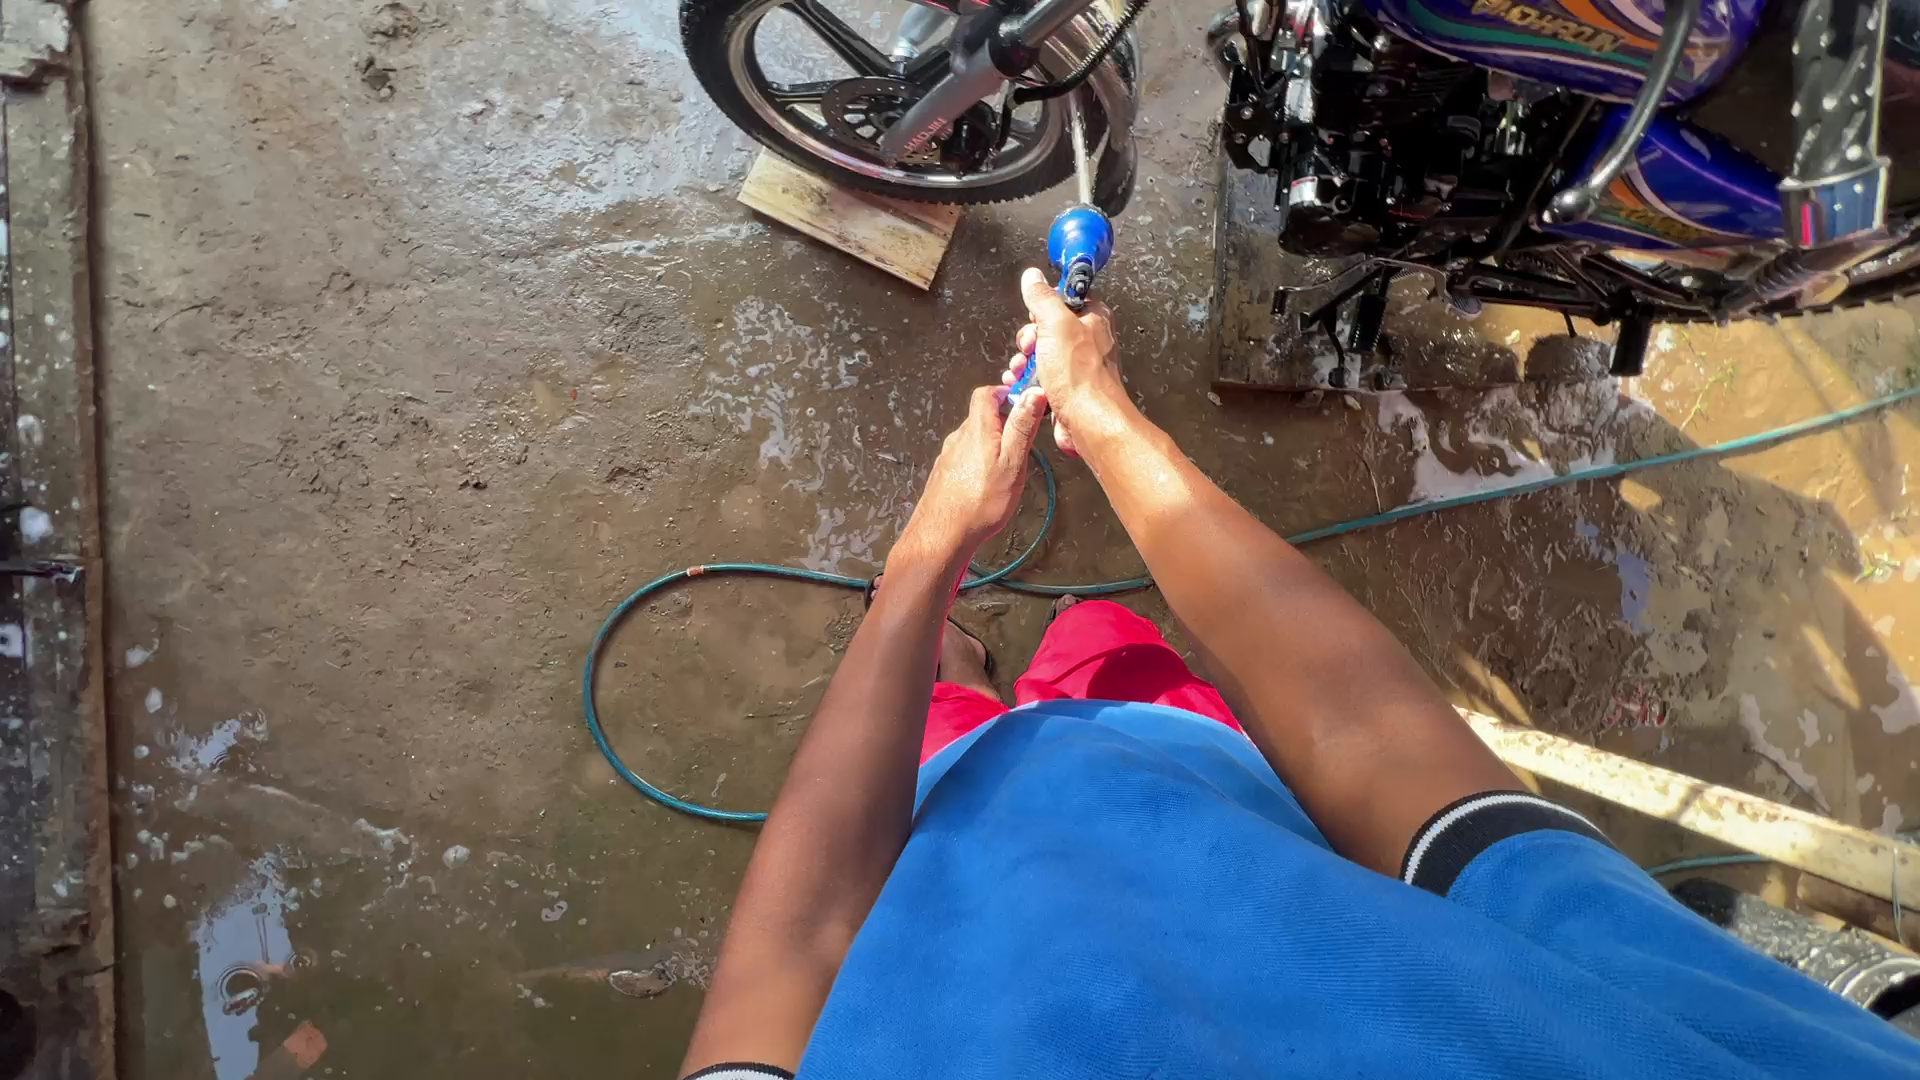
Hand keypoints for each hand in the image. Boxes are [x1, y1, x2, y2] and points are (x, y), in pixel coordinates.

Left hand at [897, 385, 1047, 560]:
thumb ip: (1022, 428)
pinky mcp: (944, 474)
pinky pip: (965, 458)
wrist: (942, 535)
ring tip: (1007, 465)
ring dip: (991, 444)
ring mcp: (949, 456)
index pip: (986, 393)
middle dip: (1002, 422)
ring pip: (973, 439)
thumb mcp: (1011, 463)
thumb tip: (1033, 394)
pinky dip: (979, 462)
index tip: (1024, 403)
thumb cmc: (979, 504)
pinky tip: (987, 483)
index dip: (1005, 392)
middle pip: (981, 416)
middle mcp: (958, 438)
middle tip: (1022, 439)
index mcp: (976, 429)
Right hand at [1003, 267, 1127, 455]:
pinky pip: (1041, 380)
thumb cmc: (1080, 376)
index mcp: (1093, 318)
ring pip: (1041, 357)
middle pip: (1047, 330)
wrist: (1088, 422)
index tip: (1035, 318)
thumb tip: (1032, 277)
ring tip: (1021, 372)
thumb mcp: (1056, 324)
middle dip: (1029, 340)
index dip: (1043, 307)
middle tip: (1029, 348)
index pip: (1064, 299)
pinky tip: (1021, 386)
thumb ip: (1042, 297)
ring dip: (1024, 364)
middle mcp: (1088, 342)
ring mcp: (1077, 368)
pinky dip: (1027, 383)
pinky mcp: (1067, 391)